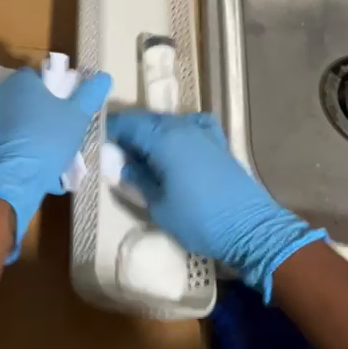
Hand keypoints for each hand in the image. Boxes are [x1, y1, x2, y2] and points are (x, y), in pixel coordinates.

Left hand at [0, 65, 110, 258]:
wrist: (10, 181)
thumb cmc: (47, 141)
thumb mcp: (77, 116)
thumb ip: (90, 93)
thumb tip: (104, 76)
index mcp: (21, 82)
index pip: (38, 77)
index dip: (53, 90)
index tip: (64, 108)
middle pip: (24, 98)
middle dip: (39, 112)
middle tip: (56, 132)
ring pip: (13, 120)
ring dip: (26, 131)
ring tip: (44, 154)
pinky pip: (1, 140)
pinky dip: (12, 149)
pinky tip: (27, 166)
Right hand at [107, 109, 324, 300]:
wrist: (251, 228)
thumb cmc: (199, 220)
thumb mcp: (159, 206)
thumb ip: (138, 180)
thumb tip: (123, 165)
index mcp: (163, 139)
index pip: (128, 124)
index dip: (110, 129)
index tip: (96, 138)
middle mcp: (181, 127)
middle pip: (147, 120)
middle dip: (129, 130)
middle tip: (114, 147)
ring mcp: (203, 132)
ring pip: (168, 122)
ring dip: (151, 131)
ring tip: (139, 150)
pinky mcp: (218, 141)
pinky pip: (191, 125)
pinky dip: (177, 129)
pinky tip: (174, 142)